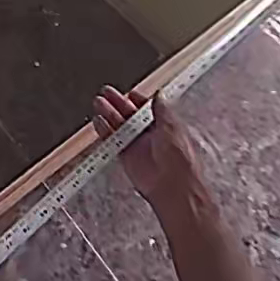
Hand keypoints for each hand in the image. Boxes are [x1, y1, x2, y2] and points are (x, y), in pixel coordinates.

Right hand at [91, 86, 203, 210]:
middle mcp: (149, 136)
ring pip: (118, 125)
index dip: (137, 100)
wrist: (173, 187)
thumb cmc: (180, 161)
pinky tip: (98, 121)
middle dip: (117, 103)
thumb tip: (158, 94)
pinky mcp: (126, 156)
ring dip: (108, 113)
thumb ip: (162, 110)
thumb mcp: (172, 128)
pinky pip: (111, 140)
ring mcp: (137, 145)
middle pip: (129, 115)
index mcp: (164, 127)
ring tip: (98, 102)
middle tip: (106, 92)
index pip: (147, 109)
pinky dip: (104, 130)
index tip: (128, 93)